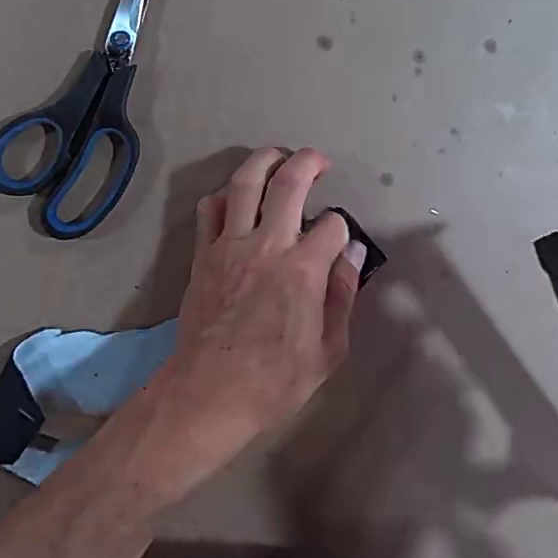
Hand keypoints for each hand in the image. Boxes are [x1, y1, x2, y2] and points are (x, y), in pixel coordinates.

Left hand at [150, 146, 365, 464]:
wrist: (205, 399)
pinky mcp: (204, 255)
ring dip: (266, 161)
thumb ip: (344, 295)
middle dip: (310, 162)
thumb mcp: (328, 350)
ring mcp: (231, 246)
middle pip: (290, 181)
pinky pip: (210, 209)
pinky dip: (225, 194)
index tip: (339, 244)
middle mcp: (268, 245)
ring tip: (280, 158)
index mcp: (304, 269)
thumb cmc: (273, 381)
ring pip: (246, 182)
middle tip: (320, 161)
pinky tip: (238, 198)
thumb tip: (353, 253)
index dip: (342, 228)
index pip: (334, 224)